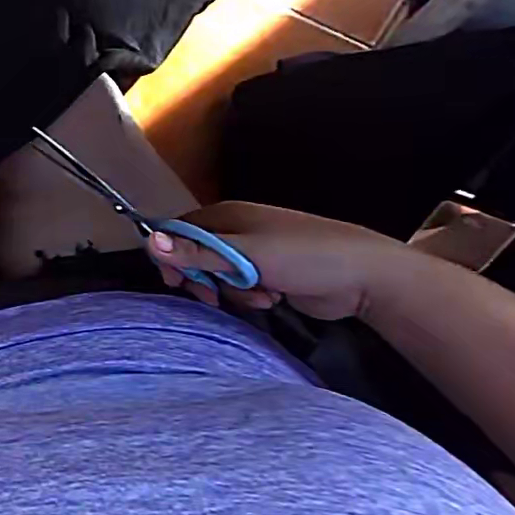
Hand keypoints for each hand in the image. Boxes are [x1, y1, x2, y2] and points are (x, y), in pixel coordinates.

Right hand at [145, 201, 404, 319]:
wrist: (364, 276)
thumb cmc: (304, 256)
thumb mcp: (245, 256)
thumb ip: (197, 251)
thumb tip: (150, 240)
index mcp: (228, 215)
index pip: (180, 230)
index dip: (172, 255)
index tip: (176, 281)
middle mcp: (237, 230)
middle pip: (197, 256)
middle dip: (204, 279)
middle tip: (213, 296)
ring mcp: (255, 252)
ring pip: (219, 276)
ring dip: (232, 292)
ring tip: (260, 295)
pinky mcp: (269, 273)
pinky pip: (242, 287)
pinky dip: (251, 296)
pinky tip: (273, 298)